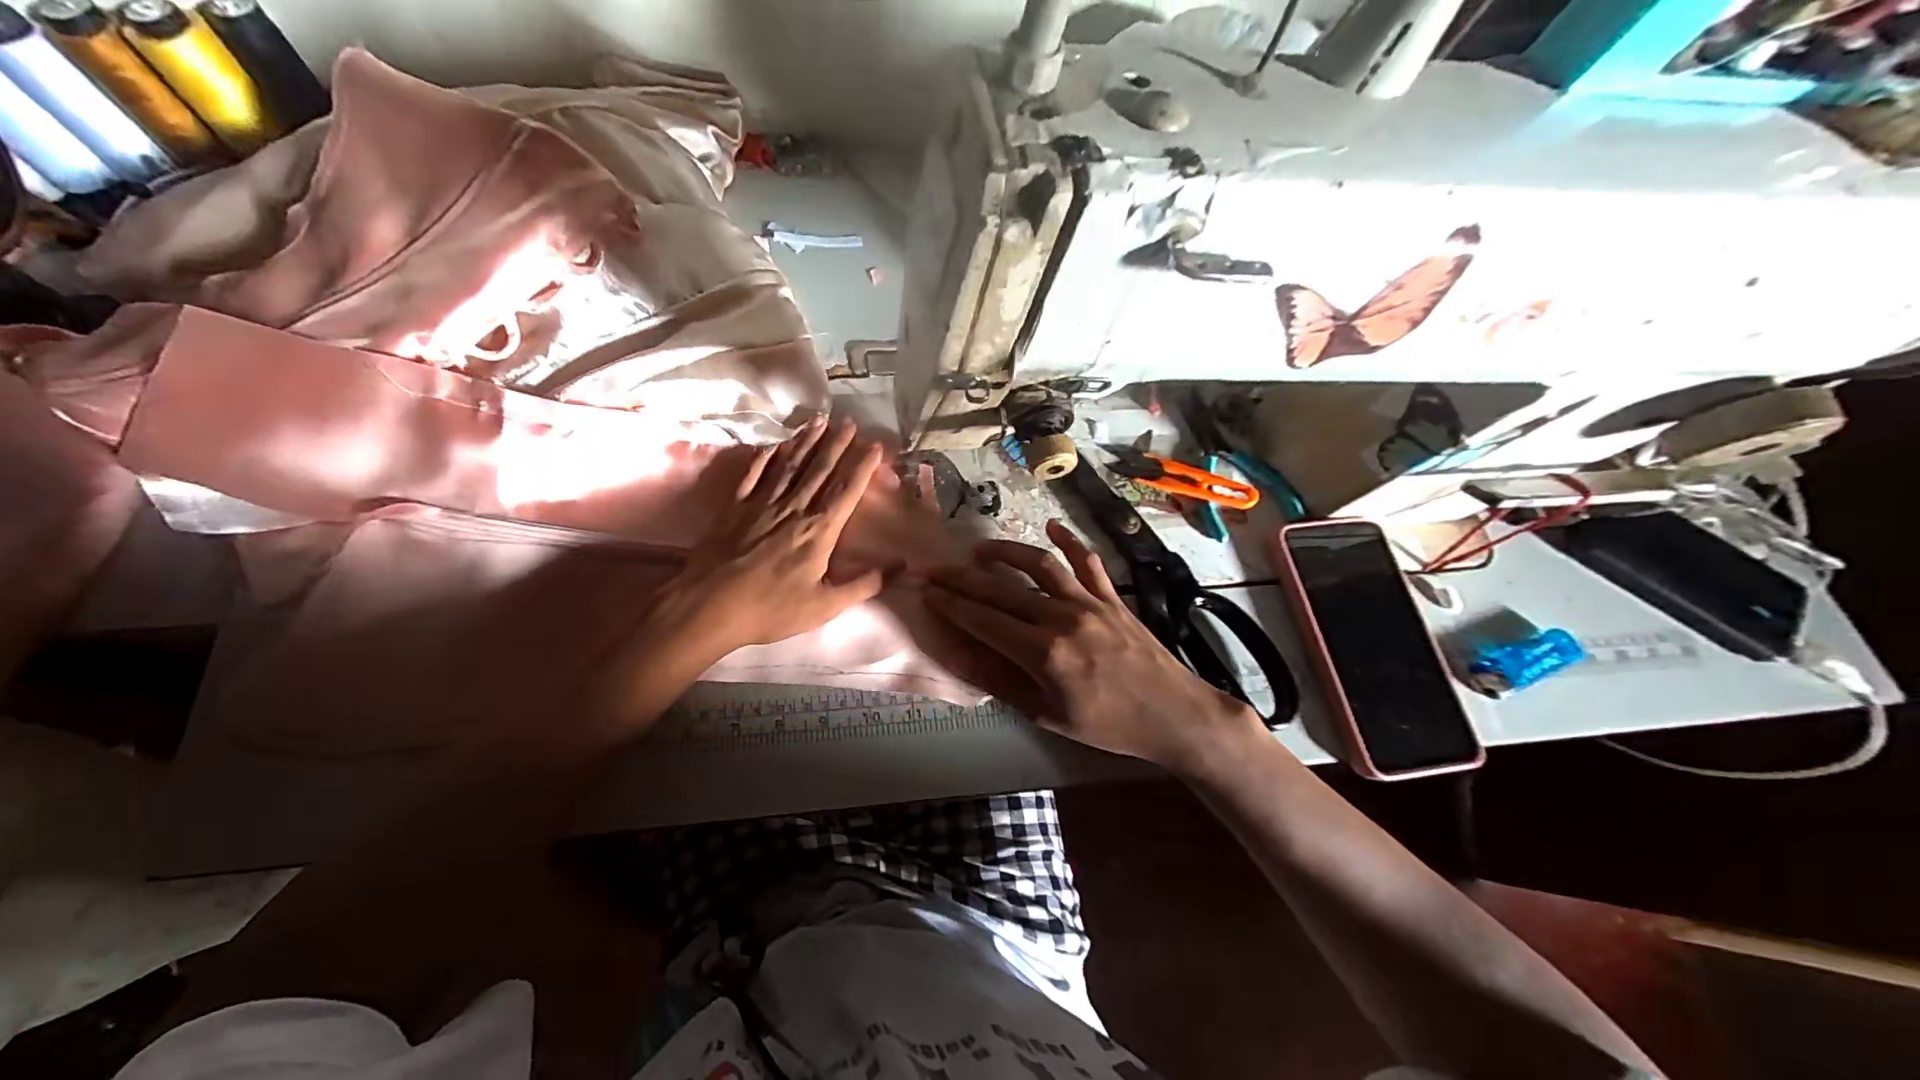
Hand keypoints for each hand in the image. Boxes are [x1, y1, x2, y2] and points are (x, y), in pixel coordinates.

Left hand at [655, 417, 888, 659]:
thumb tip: (901, 566)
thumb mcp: (825, 606)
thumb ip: (864, 585)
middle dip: (837, 444)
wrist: (708, 606)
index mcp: (819, 531)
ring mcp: (761, 505)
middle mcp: (793, 509)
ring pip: (789, 465)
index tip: (876, 445)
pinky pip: (753, 475)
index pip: (847, 491)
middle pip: (820, 470)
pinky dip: (765, 458)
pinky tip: (774, 445)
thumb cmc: (771, 609)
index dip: (863, 466)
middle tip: (849, 422)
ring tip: (819, 421)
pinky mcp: (734, 508)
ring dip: (806, 442)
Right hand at [923, 520, 1264, 771]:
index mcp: (1044, 653)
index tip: (926, 591)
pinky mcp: (1112, 597)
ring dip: (1005, 552)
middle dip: (963, 578)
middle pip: (1002, 589)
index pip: (984, 620)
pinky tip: (1051, 526)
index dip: (951, 604)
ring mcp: (1090, 602)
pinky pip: (1088, 562)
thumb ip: (1001, 682)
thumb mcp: (1048, 716)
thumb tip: (958, 656)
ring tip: (979, 551)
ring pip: (1039, 565)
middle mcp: (1063, 618)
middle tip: (936, 569)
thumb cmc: (1108, 725)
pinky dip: (1068, 541)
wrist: (1174, 714)